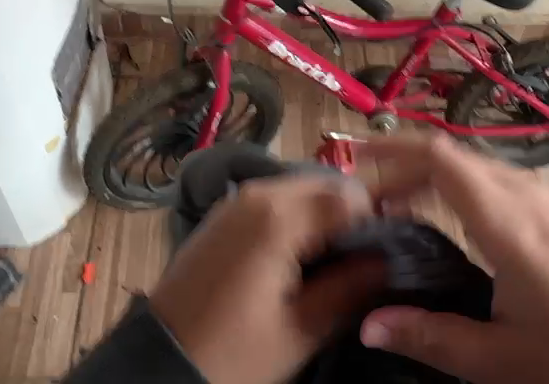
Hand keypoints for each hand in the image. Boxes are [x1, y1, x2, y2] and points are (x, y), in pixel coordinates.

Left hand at [148, 174, 386, 383]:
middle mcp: (258, 192)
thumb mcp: (299, 330)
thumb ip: (349, 288)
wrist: (157, 363)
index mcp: (278, 215)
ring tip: (335, 263)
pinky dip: (297, 218)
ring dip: (324, 217)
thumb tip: (389, 261)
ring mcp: (237, 199)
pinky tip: (301, 257)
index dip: (377, 221)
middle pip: (325, 186)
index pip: (349, 197)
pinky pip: (275, 201)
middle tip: (366, 261)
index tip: (390, 254)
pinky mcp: (224, 213)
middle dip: (351, 216)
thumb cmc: (231, 354)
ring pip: (301, 191)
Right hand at [358, 134, 548, 383]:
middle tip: (364, 194)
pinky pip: (500, 180)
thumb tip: (366, 321)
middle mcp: (527, 195)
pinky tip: (454, 222)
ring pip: (478, 165)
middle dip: (403, 162)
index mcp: (507, 221)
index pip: (438, 157)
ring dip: (433, 174)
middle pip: (453, 154)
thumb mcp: (506, 362)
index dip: (390, 151)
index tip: (350, 166)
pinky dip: (462, 186)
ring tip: (399, 204)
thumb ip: (433, 337)